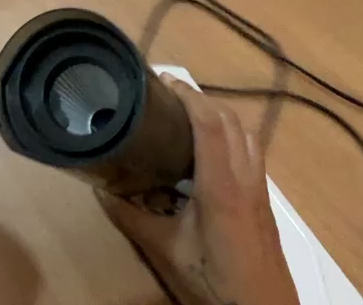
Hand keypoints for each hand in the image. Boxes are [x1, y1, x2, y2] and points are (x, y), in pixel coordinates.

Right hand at [98, 78, 300, 304]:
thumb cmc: (216, 282)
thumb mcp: (166, 250)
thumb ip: (131, 217)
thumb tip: (98, 188)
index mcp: (221, 186)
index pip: (210, 123)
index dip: (188, 94)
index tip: (161, 81)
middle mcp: (245, 180)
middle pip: (231, 120)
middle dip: (201, 98)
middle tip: (168, 94)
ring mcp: (260, 191)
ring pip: (247, 134)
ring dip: (219, 115)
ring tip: (188, 114)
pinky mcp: (264, 203)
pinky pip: (251, 152)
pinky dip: (230, 135)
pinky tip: (208, 150)